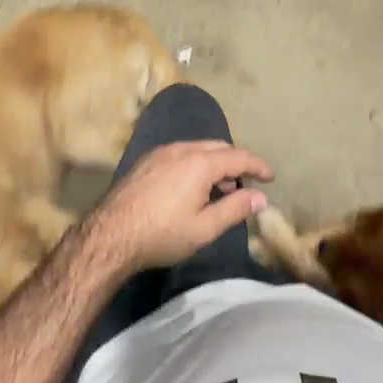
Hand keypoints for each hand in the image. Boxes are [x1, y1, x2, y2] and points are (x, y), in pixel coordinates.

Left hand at [90, 141, 272, 270]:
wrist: (111, 235)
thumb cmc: (162, 234)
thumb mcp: (205, 228)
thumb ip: (235, 208)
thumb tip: (261, 197)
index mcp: (200, 162)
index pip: (238, 156)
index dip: (258, 165)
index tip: (271, 177)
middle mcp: (182, 148)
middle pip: (218, 147)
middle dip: (237, 161)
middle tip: (248, 182)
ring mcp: (161, 152)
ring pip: (198, 148)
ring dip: (215, 162)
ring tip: (222, 188)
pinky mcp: (147, 160)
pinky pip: (181, 153)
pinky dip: (196, 163)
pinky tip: (193, 186)